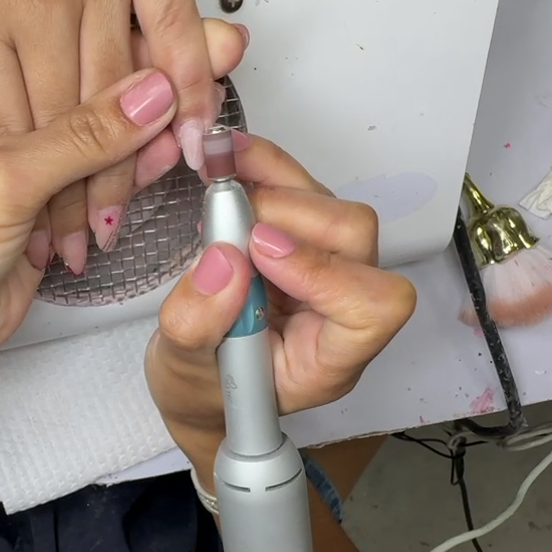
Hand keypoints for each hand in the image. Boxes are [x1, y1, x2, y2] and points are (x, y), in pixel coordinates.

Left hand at [0, 0, 213, 277]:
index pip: (13, 123)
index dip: (30, 185)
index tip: (39, 225)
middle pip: (68, 121)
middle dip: (81, 192)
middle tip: (86, 236)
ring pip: (120, 90)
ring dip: (130, 161)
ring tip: (128, 210)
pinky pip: (173, 29)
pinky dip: (190, 84)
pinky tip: (192, 131)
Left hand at [0, 19, 247, 381]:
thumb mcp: (1, 180)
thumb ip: (81, 136)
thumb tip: (148, 92)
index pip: (65, 41)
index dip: (132, 38)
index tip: (192, 36)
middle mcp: (7, 116)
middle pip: (96, 83)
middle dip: (158, 79)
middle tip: (219, 59)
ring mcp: (32, 162)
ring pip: (108, 132)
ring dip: (155, 128)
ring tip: (205, 112)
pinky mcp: (52, 203)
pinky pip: (105, 176)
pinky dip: (139, 170)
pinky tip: (171, 154)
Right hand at [145, 135, 417, 476]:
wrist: (196, 382)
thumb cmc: (200, 391)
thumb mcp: (181, 373)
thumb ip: (196, 326)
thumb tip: (222, 260)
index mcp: (327, 358)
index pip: (370, 308)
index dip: (324, 271)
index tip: (257, 252)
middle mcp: (338, 310)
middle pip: (355, 242)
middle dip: (292, 215)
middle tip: (224, 214)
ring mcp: (323, 271)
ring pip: (330, 207)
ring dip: (278, 180)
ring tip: (220, 168)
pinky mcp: (298, 241)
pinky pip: (300, 192)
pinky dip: (265, 170)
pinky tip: (230, 160)